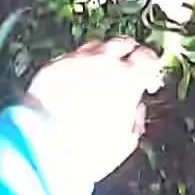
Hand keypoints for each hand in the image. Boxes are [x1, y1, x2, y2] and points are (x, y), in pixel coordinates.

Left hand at [20, 37, 162, 189]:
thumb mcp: (124, 142)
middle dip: (128, 53)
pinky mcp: (52, 67)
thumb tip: (135, 110)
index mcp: (127, 79)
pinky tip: (75, 79)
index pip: (147, 57)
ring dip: (102, 55)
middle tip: (129, 66)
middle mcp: (102, 63)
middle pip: (121, 43)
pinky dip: (77, 65)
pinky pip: (70, 58)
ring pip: (94, 46)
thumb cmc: (86, 151)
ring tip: (100, 71)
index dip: (151, 65)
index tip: (150, 74)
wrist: (43, 148)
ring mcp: (74, 61)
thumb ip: (135, 120)